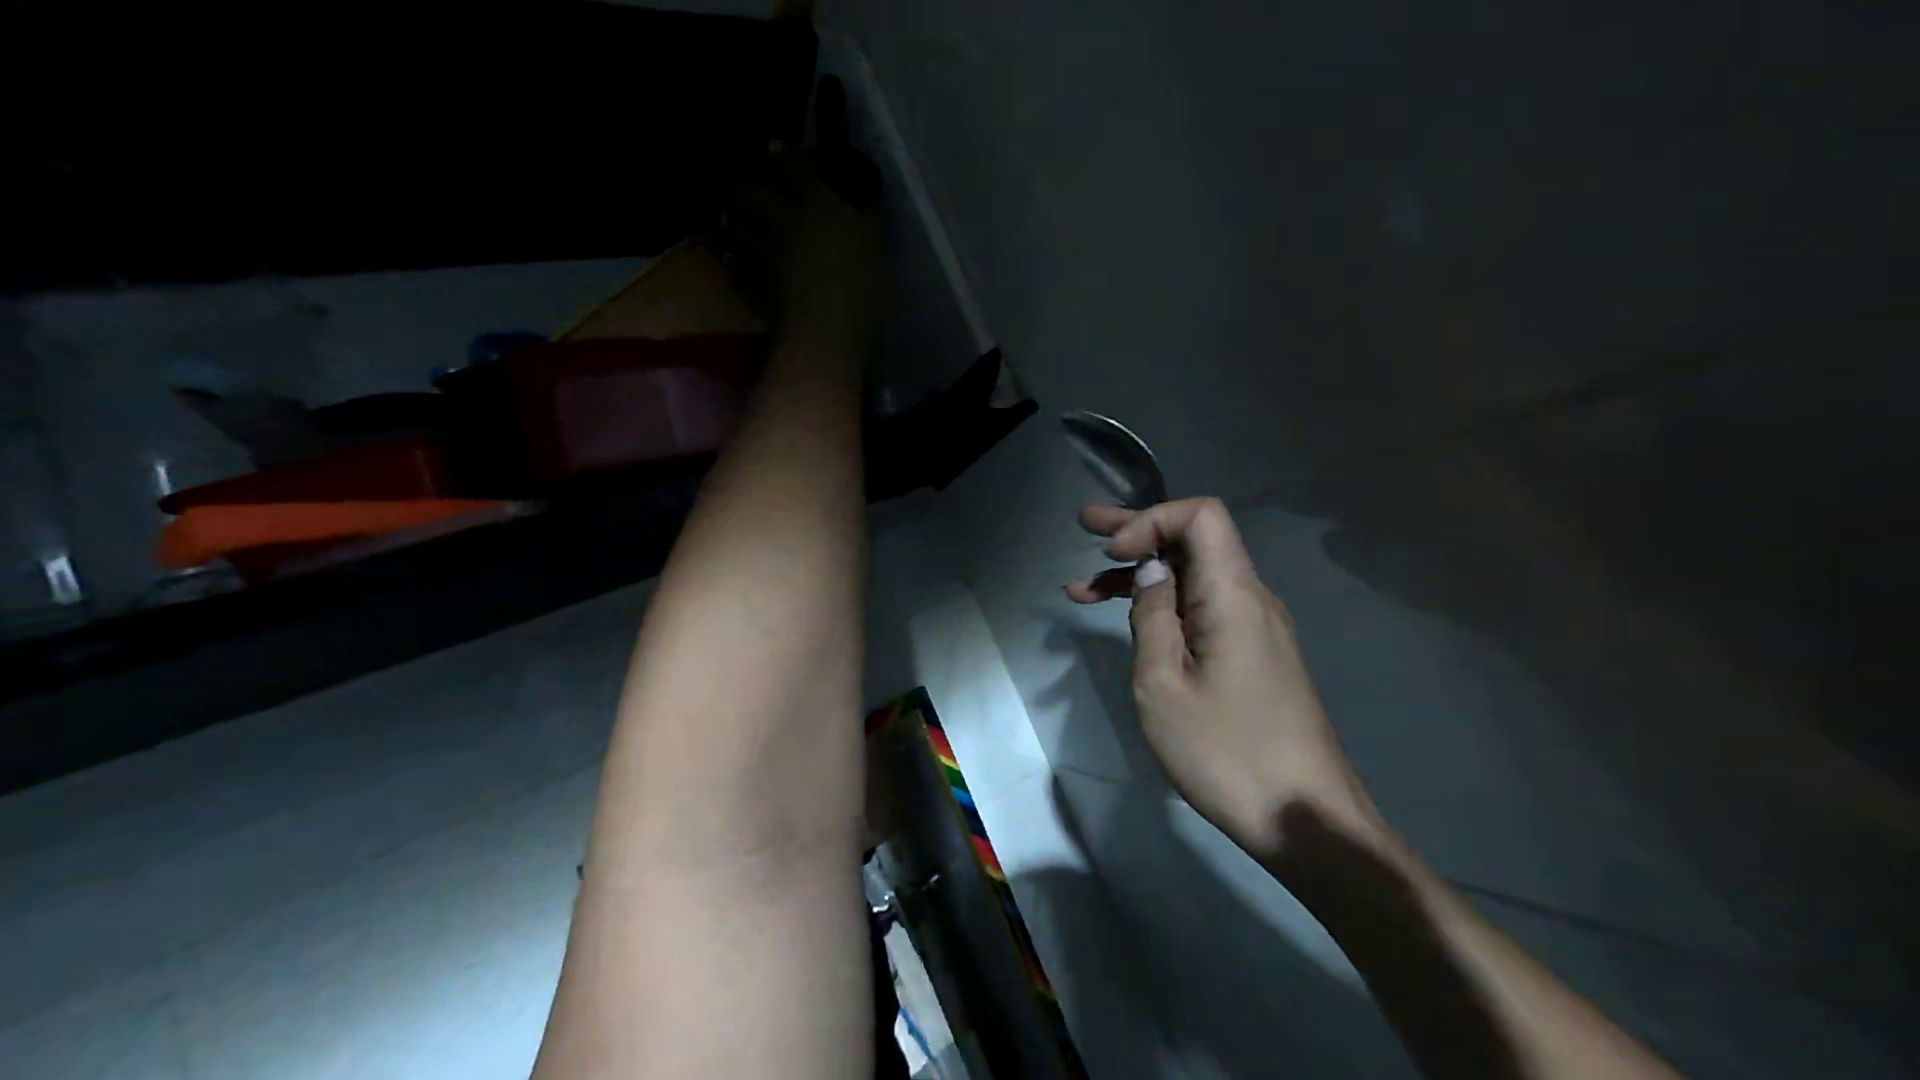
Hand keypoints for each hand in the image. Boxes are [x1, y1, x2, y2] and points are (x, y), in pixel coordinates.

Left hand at [726, 149, 879, 340]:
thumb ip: (865, 225)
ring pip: (735, 228)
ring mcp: (763, 249)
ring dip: (731, 227)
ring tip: (729, 229)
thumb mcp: (873, 247)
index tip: (776, 149)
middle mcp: (784, 218)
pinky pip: (735, 265)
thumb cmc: (862, 283)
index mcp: (819, 203)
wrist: (827, 324)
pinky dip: (734, 263)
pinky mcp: (752, 280)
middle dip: (744, 193)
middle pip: (752, 195)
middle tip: (742, 196)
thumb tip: (863, 211)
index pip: (794, 166)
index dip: (784, 156)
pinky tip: (735, 264)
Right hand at [1066, 498, 1382, 858]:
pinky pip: (1203, 610)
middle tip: (1085, 526)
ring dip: (1141, 576)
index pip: (1201, 516)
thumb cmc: (1226, 753)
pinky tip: (1125, 621)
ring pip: (1194, 579)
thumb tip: (1152, 571)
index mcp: (1234, 596)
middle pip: (1195, 540)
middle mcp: (1251, 599)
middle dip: (1137, 531)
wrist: (1304, 818)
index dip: (1151, 520)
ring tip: (1082, 588)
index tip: (1113, 553)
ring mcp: (1255, 628)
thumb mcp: (1164, 686)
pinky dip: (1161, 607)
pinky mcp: (1252, 655)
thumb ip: (1153, 617)